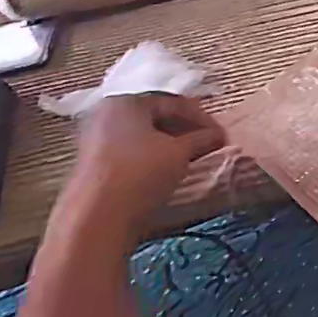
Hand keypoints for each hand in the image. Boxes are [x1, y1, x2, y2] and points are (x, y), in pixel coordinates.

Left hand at [65, 94, 226, 233]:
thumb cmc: (141, 171)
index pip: (173, 102)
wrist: (98, 215)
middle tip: (209, 146)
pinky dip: (154, 156)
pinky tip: (169, 170)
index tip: (221, 136)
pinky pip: (133, 151)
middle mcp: (108, 114)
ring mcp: (98, 139)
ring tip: (193, 158)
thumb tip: (216, 136)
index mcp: (128, 101)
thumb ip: (200, 139)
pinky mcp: (96, 164)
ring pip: (145, 135)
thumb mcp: (178, 152)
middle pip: (156, 117)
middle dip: (186, 130)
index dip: (202, 118)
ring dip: (172, 144)